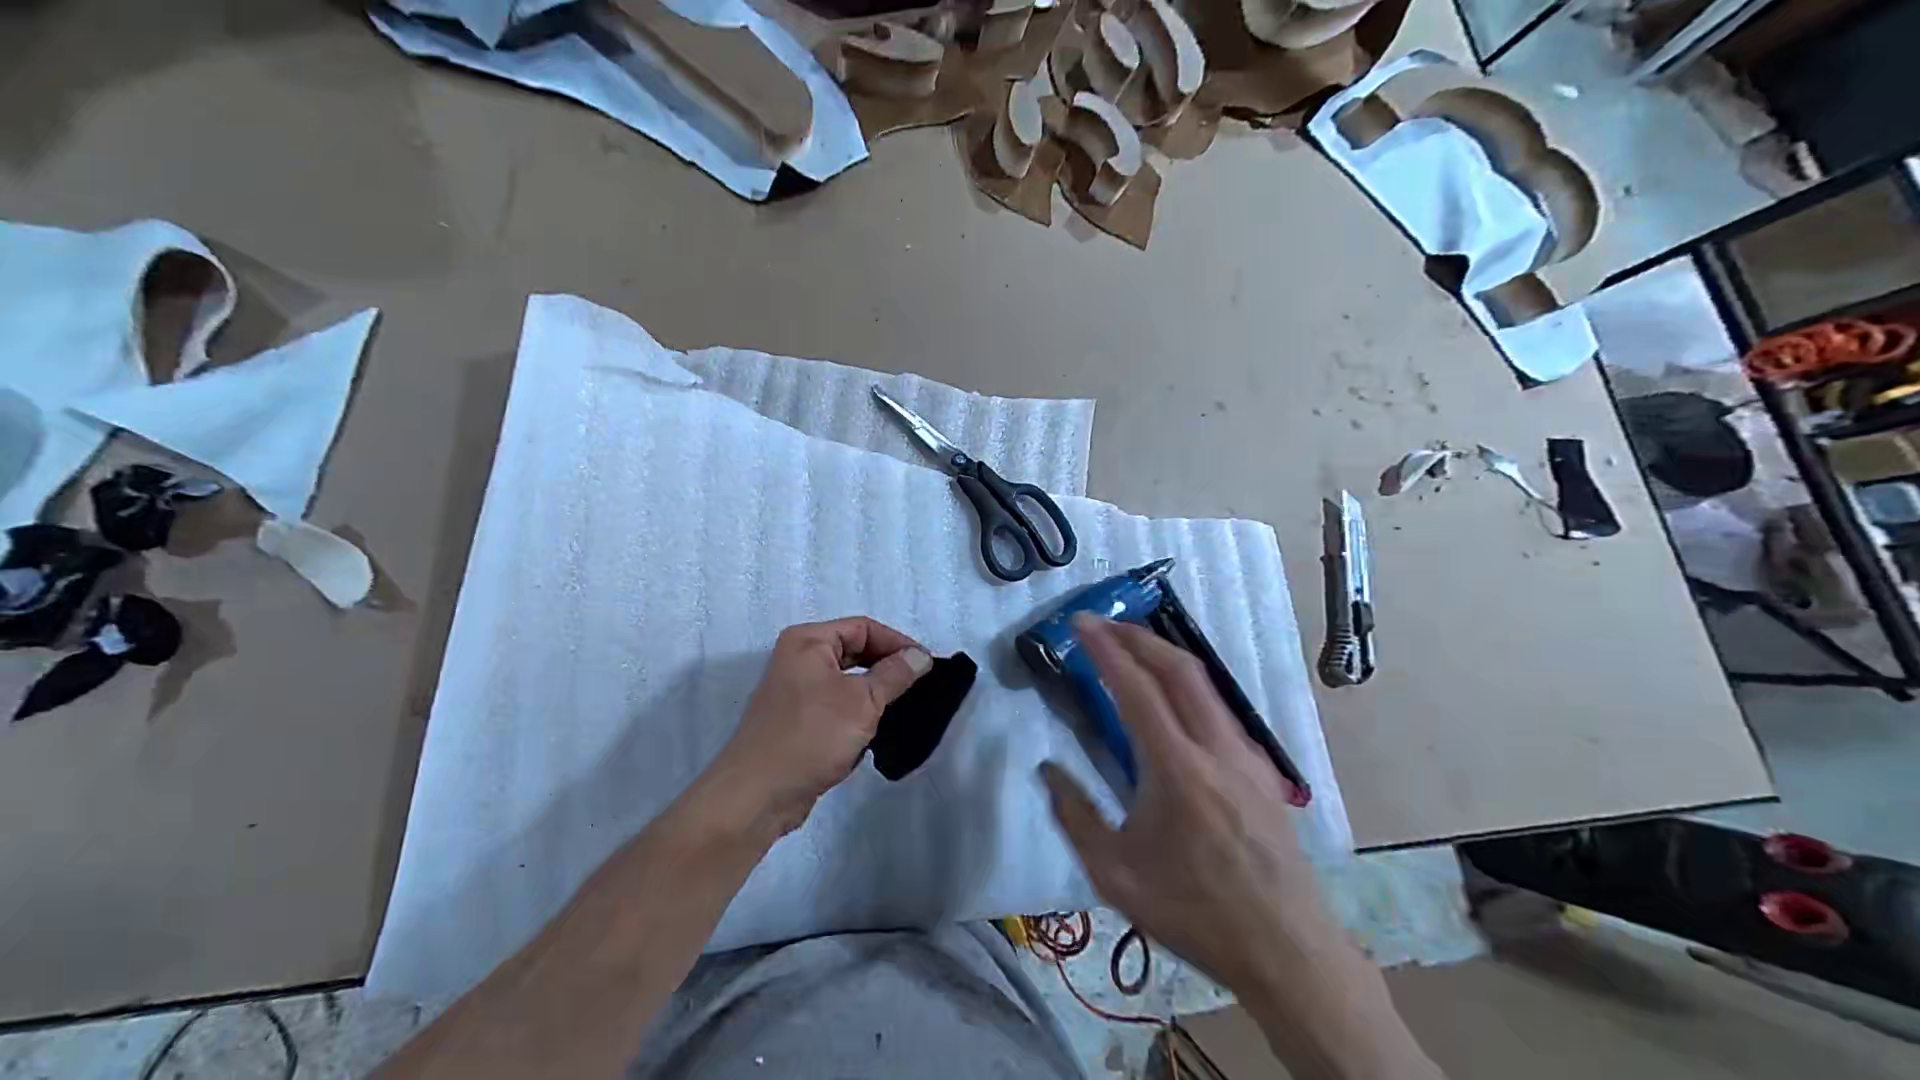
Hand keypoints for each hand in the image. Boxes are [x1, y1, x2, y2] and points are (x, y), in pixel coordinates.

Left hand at [705, 617, 931, 837]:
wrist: (758, 794)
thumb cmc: (811, 735)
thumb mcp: (862, 701)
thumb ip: (894, 674)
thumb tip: (920, 656)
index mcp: (808, 641)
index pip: (863, 627)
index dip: (898, 642)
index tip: (927, 665)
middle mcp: (798, 659)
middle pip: (854, 650)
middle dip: (887, 666)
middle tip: (920, 685)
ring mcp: (796, 692)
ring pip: (847, 681)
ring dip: (875, 692)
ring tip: (905, 706)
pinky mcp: (798, 722)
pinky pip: (837, 706)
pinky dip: (858, 713)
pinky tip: (878, 730)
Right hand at [1041, 616, 1341, 998]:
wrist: (1286, 950)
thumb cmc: (1195, 913)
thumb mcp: (1116, 875)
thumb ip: (1076, 816)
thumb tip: (1048, 771)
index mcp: (1177, 770)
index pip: (1137, 689)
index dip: (1106, 650)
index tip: (1082, 623)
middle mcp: (1217, 748)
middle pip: (1179, 669)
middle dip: (1138, 637)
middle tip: (1103, 625)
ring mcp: (1247, 756)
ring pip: (1205, 684)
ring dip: (1165, 657)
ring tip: (1132, 651)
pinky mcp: (1262, 770)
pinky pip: (1219, 709)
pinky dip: (1188, 686)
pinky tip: (1172, 701)